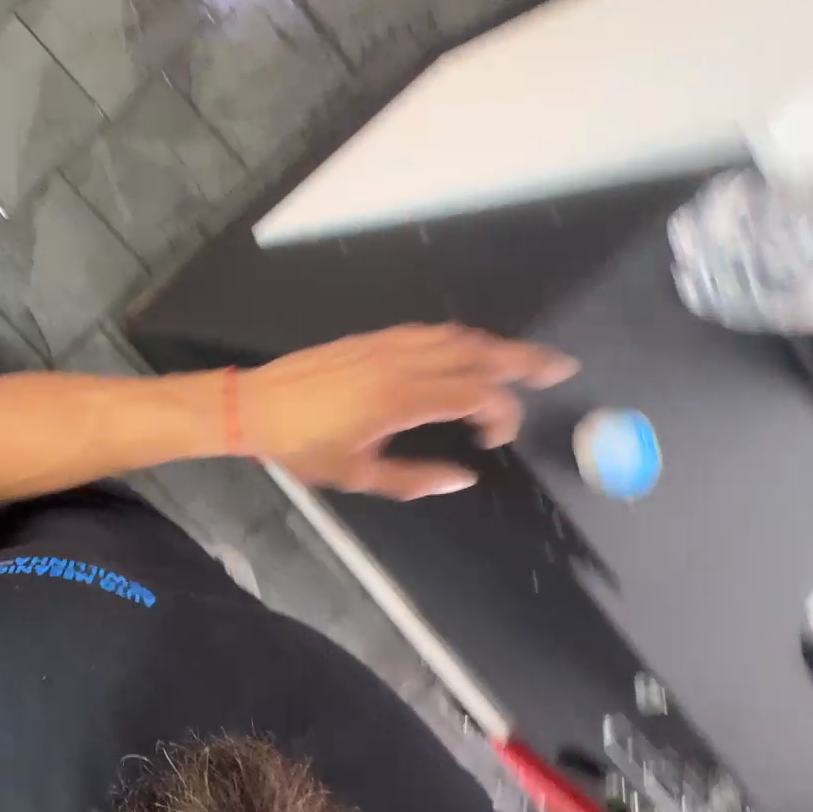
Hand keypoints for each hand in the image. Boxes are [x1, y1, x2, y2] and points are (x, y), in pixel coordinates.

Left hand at [238, 324, 576, 499]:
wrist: (252, 405)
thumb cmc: (300, 446)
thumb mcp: (354, 474)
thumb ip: (412, 480)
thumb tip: (461, 479)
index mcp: (402, 398)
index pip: (478, 395)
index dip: (502, 415)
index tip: (494, 440)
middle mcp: (399, 363)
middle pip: (477, 352)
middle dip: (523, 360)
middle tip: (560, 368)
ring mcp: (382, 345)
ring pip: (452, 336)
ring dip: (491, 345)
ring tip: (519, 359)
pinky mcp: (365, 339)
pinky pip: (423, 331)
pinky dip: (454, 338)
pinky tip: (461, 350)